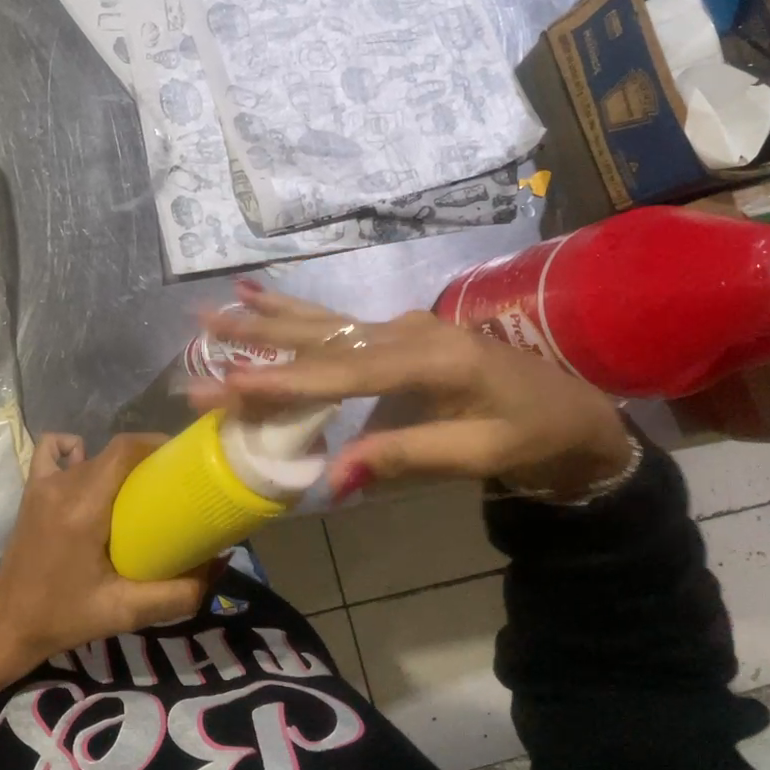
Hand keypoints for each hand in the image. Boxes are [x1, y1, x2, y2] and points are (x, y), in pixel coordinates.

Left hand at [0, 433, 210, 694]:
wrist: (10, 622)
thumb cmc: (67, 616)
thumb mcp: (126, 612)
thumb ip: (178, 593)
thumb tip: (220, 563)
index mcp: (84, 509)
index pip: (123, 451)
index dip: (155, 444)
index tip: (183, 458)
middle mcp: (61, 486)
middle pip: (111, 453)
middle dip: (144, 460)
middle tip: (171, 483)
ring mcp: (41, 484)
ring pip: (89, 455)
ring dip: (116, 464)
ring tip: (136, 488)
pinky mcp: (30, 489)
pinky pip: (51, 451)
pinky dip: (73, 451)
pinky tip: (88, 469)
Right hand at [192, 282, 632, 502]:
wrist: (570, 410)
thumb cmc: (528, 437)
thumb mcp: (475, 456)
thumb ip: (403, 457)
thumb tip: (333, 478)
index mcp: (432, 360)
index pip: (341, 373)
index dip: (282, 380)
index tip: (228, 382)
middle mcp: (407, 332)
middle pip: (319, 336)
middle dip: (256, 339)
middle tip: (200, 335)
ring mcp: (399, 326)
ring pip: (320, 321)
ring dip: (263, 317)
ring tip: (213, 307)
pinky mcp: (393, 332)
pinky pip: (333, 321)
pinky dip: (290, 309)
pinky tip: (257, 291)